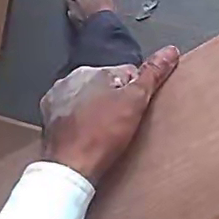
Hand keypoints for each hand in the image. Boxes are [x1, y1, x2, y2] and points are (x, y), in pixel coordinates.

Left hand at [39, 46, 180, 182]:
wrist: (71, 167)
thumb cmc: (102, 135)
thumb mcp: (136, 102)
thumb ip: (153, 73)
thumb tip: (169, 51)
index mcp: (95, 70)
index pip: (127, 73)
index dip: (136, 93)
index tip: (136, 110)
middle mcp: (72, 78)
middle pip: (105, 85)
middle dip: (115, 100)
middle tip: (121, 124)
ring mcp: (58, 98)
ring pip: (87, 98)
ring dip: (96, 109)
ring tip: (105, 132)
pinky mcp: (49, 117)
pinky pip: (71, 112)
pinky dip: (79, 120)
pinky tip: (88, 134)